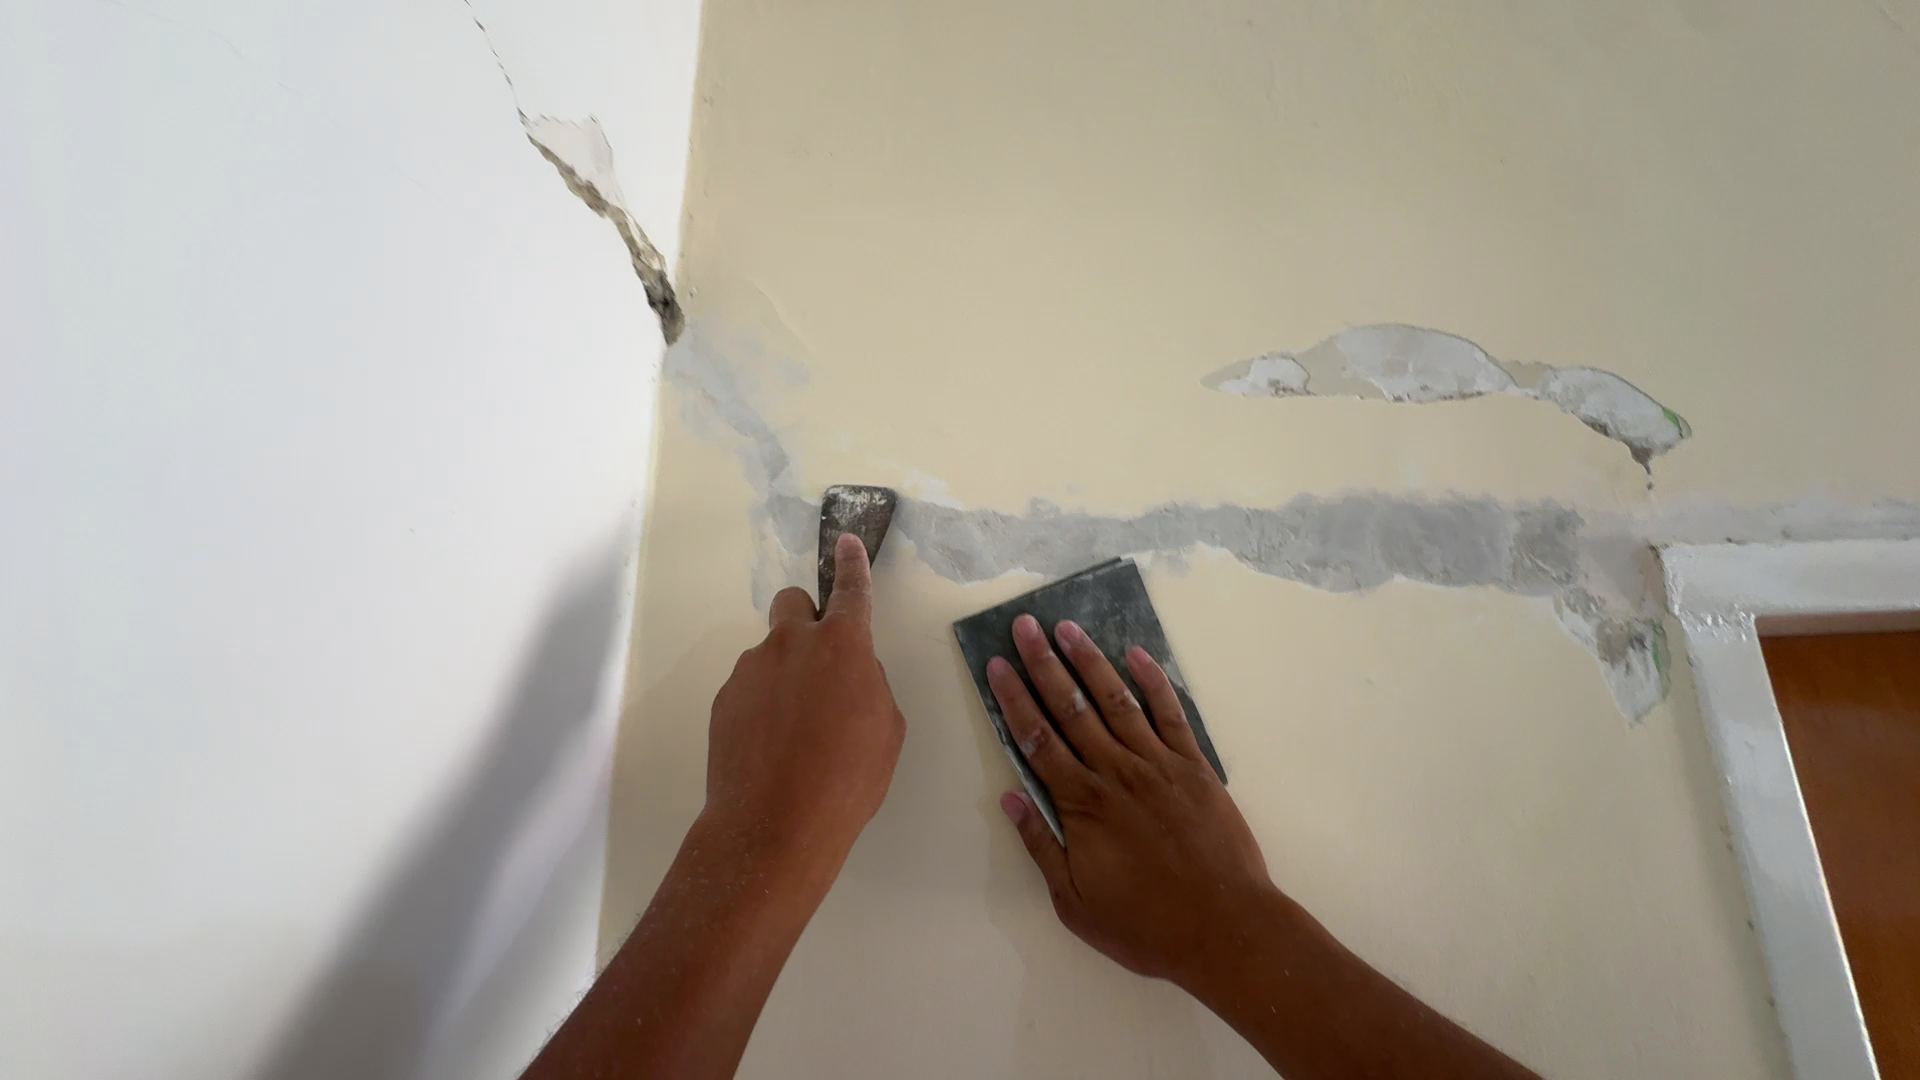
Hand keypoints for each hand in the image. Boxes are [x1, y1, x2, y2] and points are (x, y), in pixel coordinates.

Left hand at [703, 533, 905, 874]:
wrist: (775, 826)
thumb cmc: (849, 777)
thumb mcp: (887, 728)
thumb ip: (868, 683)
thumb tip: (848, 673)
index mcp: (843, 645)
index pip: (851, 590)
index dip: (852, 563)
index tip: (846, 541)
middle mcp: (793, 643)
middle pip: (793, 602)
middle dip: (807, 619)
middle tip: (819, 663)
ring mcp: (752, 669)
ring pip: (773, 653)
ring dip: (787, 675)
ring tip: (796, 732)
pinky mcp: (724, 698)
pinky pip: (752, 687)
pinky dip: (763, 705)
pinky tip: (771, 747)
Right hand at [989, 615, 1281, 989]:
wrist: (1226, 930)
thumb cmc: (1145, 924)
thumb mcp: (1075, 902)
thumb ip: (1041, 845)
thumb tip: (1009, 798)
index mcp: (1082, 803)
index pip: (1037, 738)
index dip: (1013, 699)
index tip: (996, 665)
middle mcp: (1115, 771)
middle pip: (1070, 707)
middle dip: (1042, 663)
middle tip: (1024, 626)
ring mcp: (1157, 763)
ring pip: (1116, 700)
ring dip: (1089, 661)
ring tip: (1068, 627)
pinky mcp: (1194, 765)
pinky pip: (1171, 714)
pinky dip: (1153, 682)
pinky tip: (1136, 654)